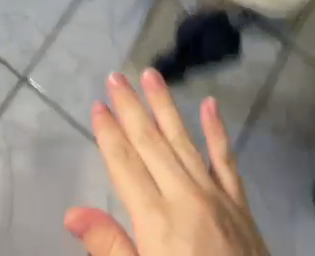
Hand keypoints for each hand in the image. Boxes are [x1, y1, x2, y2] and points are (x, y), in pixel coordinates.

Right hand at [66, 71, 268, 255]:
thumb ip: (111, 248)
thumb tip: (73, 213)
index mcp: (157, 222)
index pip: (125, 166)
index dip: (109, 135)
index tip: (97, 106)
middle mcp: (185, 199)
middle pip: (152, 144)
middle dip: (131, 109)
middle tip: (116, 76)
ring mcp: (217, 199)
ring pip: (185, 142)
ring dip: (165, 107)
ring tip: (151, 75)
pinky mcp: (241, 208)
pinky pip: (227, 162)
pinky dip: (217, 132)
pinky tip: (209, 105)